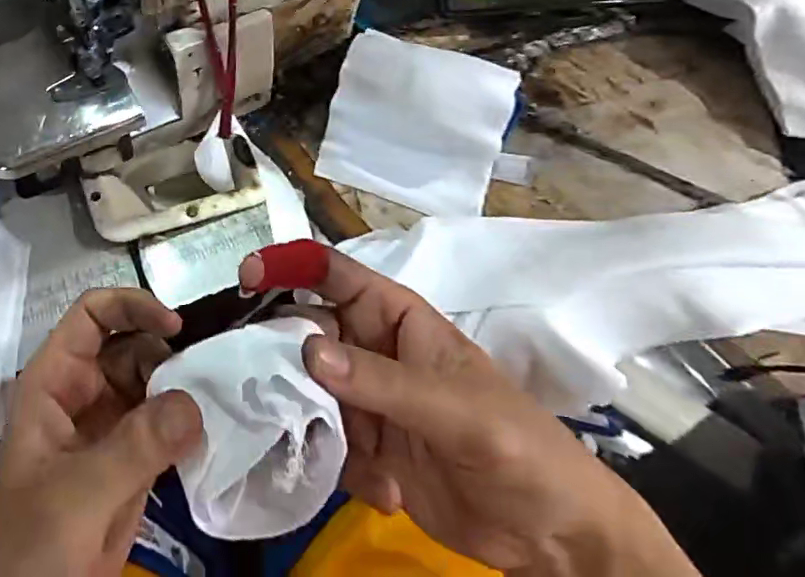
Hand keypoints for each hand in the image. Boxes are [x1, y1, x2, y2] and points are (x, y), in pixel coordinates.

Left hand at [0, 289, 203, 576]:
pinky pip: (161, 429)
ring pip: (149, 386)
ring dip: (182, 389)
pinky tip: (214, 433)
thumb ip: (135, 447)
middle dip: (166, 353)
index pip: (90, 316)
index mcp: (53, 382)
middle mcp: (80, 395)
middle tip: (211, 376)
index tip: (175, 326)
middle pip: (128, 347)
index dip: (129, 307)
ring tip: (222, 400)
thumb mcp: (78, 494)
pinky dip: (186, 426)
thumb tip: (194, 402)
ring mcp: (104, 431)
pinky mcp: (127, 466)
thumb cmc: (30, 547)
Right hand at [241, 242, 698, 576]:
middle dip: (279, 353)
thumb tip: (307, 349)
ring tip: (328, 445)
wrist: (557, 540)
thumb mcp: (457, 412)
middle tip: (258, 379)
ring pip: (303, 387)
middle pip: (303, 330)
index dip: (289, 264)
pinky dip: (332, 461)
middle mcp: (369, 350)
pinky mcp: (360, 446)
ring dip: (303, 415)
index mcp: (394, 318)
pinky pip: (319, 439)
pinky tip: (379, 488)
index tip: (246, 276)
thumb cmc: (520, 450)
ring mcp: (362, 398)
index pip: (333, 273)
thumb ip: (382, 380)